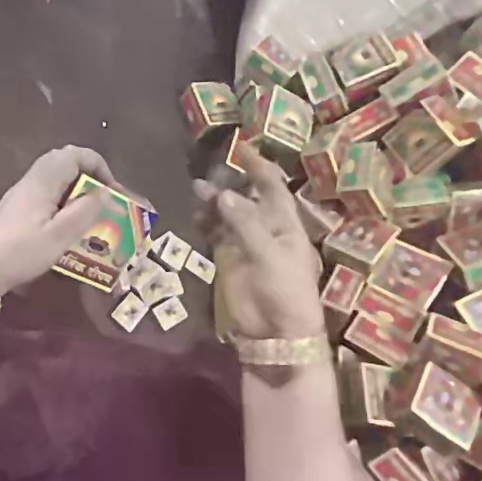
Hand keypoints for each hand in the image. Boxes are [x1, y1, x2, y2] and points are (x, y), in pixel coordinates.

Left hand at [0, 145, 123, 294]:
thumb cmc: (21, 252)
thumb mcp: (59, 235)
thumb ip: (85, 211)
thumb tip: (104, 192)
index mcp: (43, 181)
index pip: (75, 154)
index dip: (98, 165)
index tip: (111, 190)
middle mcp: (31, 181)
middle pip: (63, 162)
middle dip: (88, 175)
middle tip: (103, 200)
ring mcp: (21, 195)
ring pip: (54, 178)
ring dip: (76, 189)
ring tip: (90, 214)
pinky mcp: (16, 210)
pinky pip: (46, 193)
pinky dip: (63, 201)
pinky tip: (67, 225)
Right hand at [194, 144, 325, 339]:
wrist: (277, 332)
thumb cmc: (286, 290)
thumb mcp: (270, 254)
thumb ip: (245, 224)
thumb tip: (222, 194)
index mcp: (286, 224)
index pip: (272, 187)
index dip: (258, 166)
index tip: (239, 148)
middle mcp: (266, 229)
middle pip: (246, 199)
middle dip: (228, 184)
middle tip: (205, 175)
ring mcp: (246, 244)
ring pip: (228, 215)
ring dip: (213, 204)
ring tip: (195, 194)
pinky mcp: (230, 260)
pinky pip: (216, 235)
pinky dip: (206, 224)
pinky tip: (195, 217)